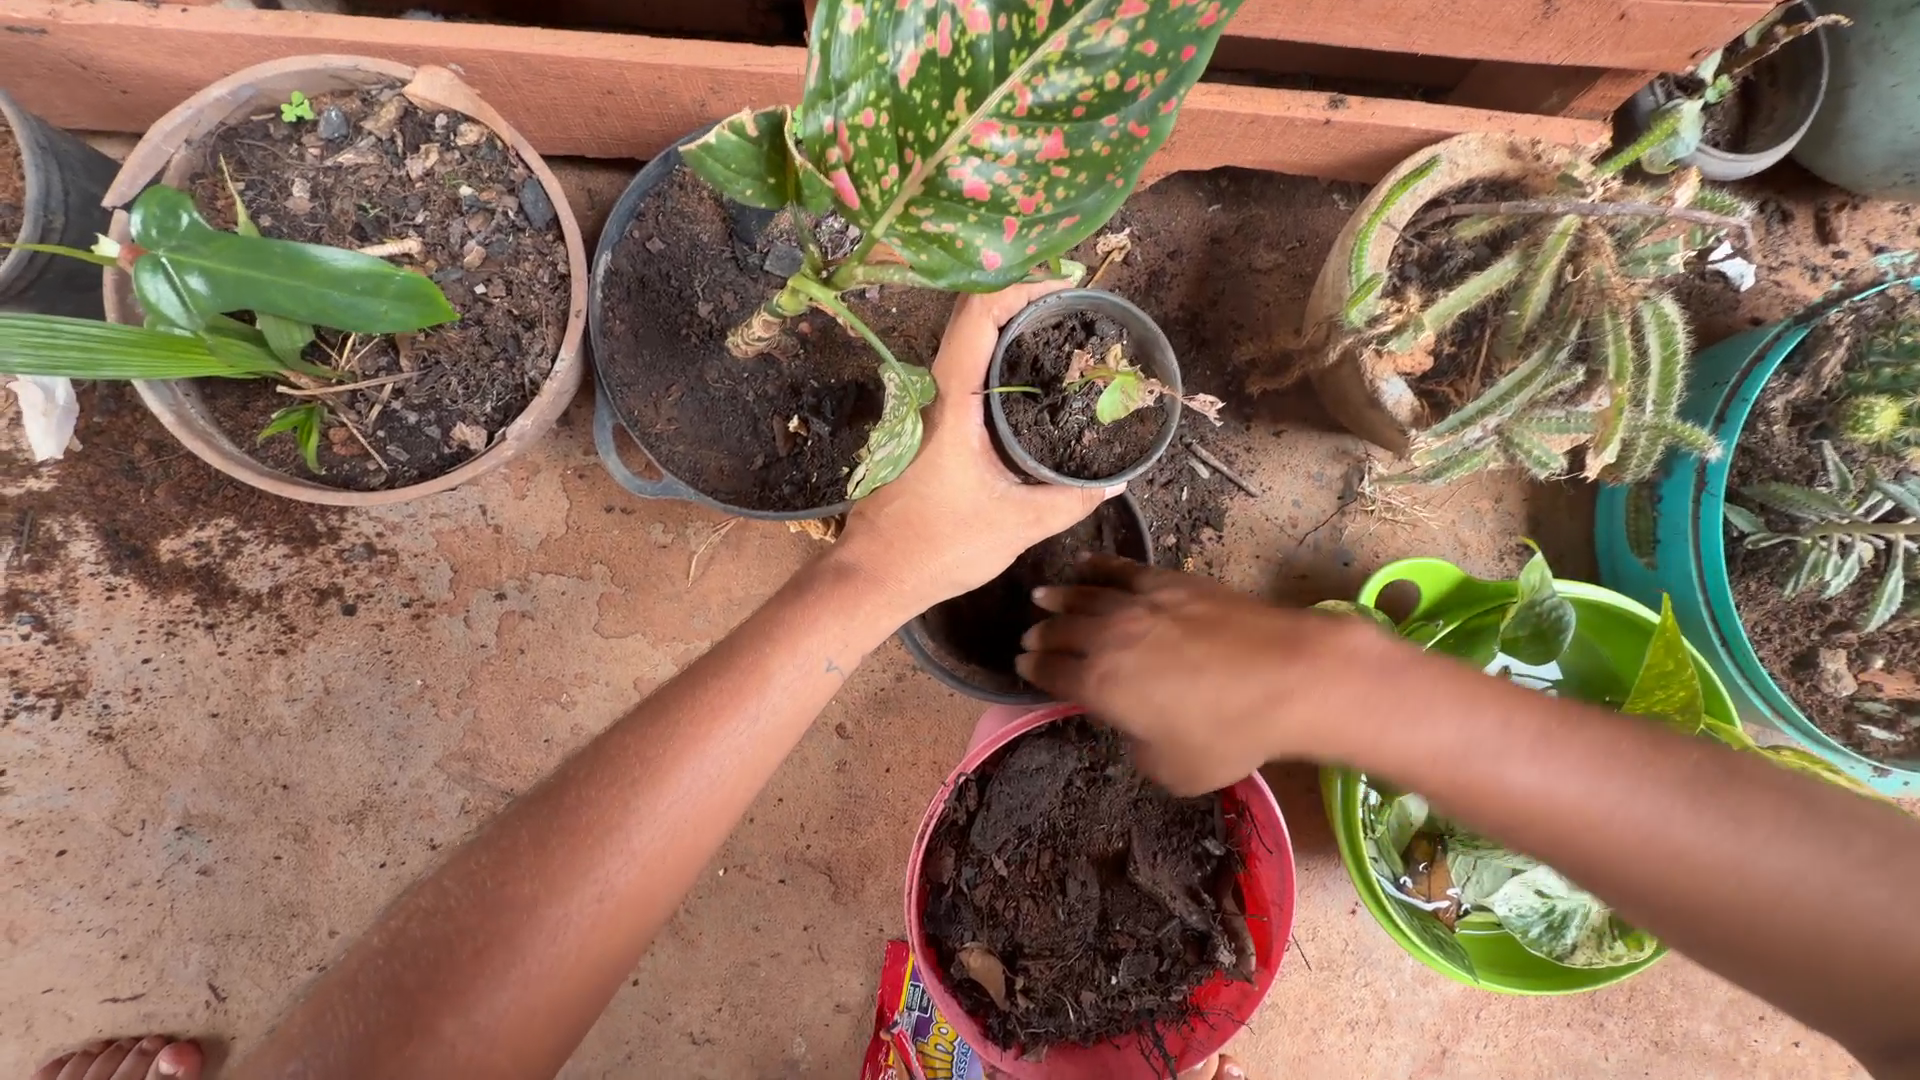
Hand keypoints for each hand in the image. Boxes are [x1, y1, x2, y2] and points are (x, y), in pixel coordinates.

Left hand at [834, 282, 1122, 612]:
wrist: (875, 575)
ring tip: (1056, 325)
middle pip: (970, 318)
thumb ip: (1070, 501)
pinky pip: (960, 373)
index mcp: (951, 401)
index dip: (1023, 284)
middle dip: (1020, 296)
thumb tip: (1114, 483)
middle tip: (1071, 299)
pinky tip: (1024, 375)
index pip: (979, 315)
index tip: (1067, 281)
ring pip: (962, 345)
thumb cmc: (939, 548)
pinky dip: (992, 359)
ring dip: (1004, 325)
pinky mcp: (924, 428)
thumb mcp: (1017, 525)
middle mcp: (932, 393)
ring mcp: (923, 409)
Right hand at [1016, 557, 1401, 794]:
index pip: (1051, 672)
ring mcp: (1137, 603)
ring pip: (1083, 595)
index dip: (1032, 670)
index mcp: (1099, 684)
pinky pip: (1121, 569)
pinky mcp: (1168, 581)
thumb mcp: (1173, 770)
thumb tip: (1134, 725)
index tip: (1022, 666)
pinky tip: (1086, 565)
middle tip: (1029, 637)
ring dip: (1058, 598)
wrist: (1290, 675)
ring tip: (1041, 598)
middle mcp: (1107, 637)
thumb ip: (1137, 748)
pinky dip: (1098, 567)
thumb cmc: (1230, 733)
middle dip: (1040, 635)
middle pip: (1061, 630)